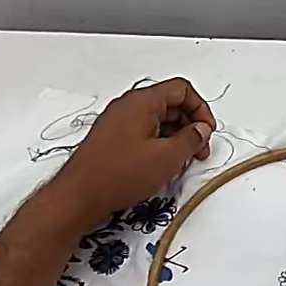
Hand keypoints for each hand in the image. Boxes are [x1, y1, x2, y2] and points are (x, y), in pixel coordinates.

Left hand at [42, 78, 216, 227]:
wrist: (80, 195)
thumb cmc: (116, 175)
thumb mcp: (167, 157)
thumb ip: (191, 139)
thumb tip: (201, 130)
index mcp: (142, 101)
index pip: (181, 90)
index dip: (200, 109)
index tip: (206, 131)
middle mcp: (128, 106)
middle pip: (170, 104)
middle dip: (189, 125)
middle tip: (198, 150)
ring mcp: (118, 121)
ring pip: (157, 120)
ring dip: (174, 137)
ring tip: (180, 162)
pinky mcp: (112, 138)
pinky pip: (143, 132)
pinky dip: (158, 144)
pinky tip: (161, 165)